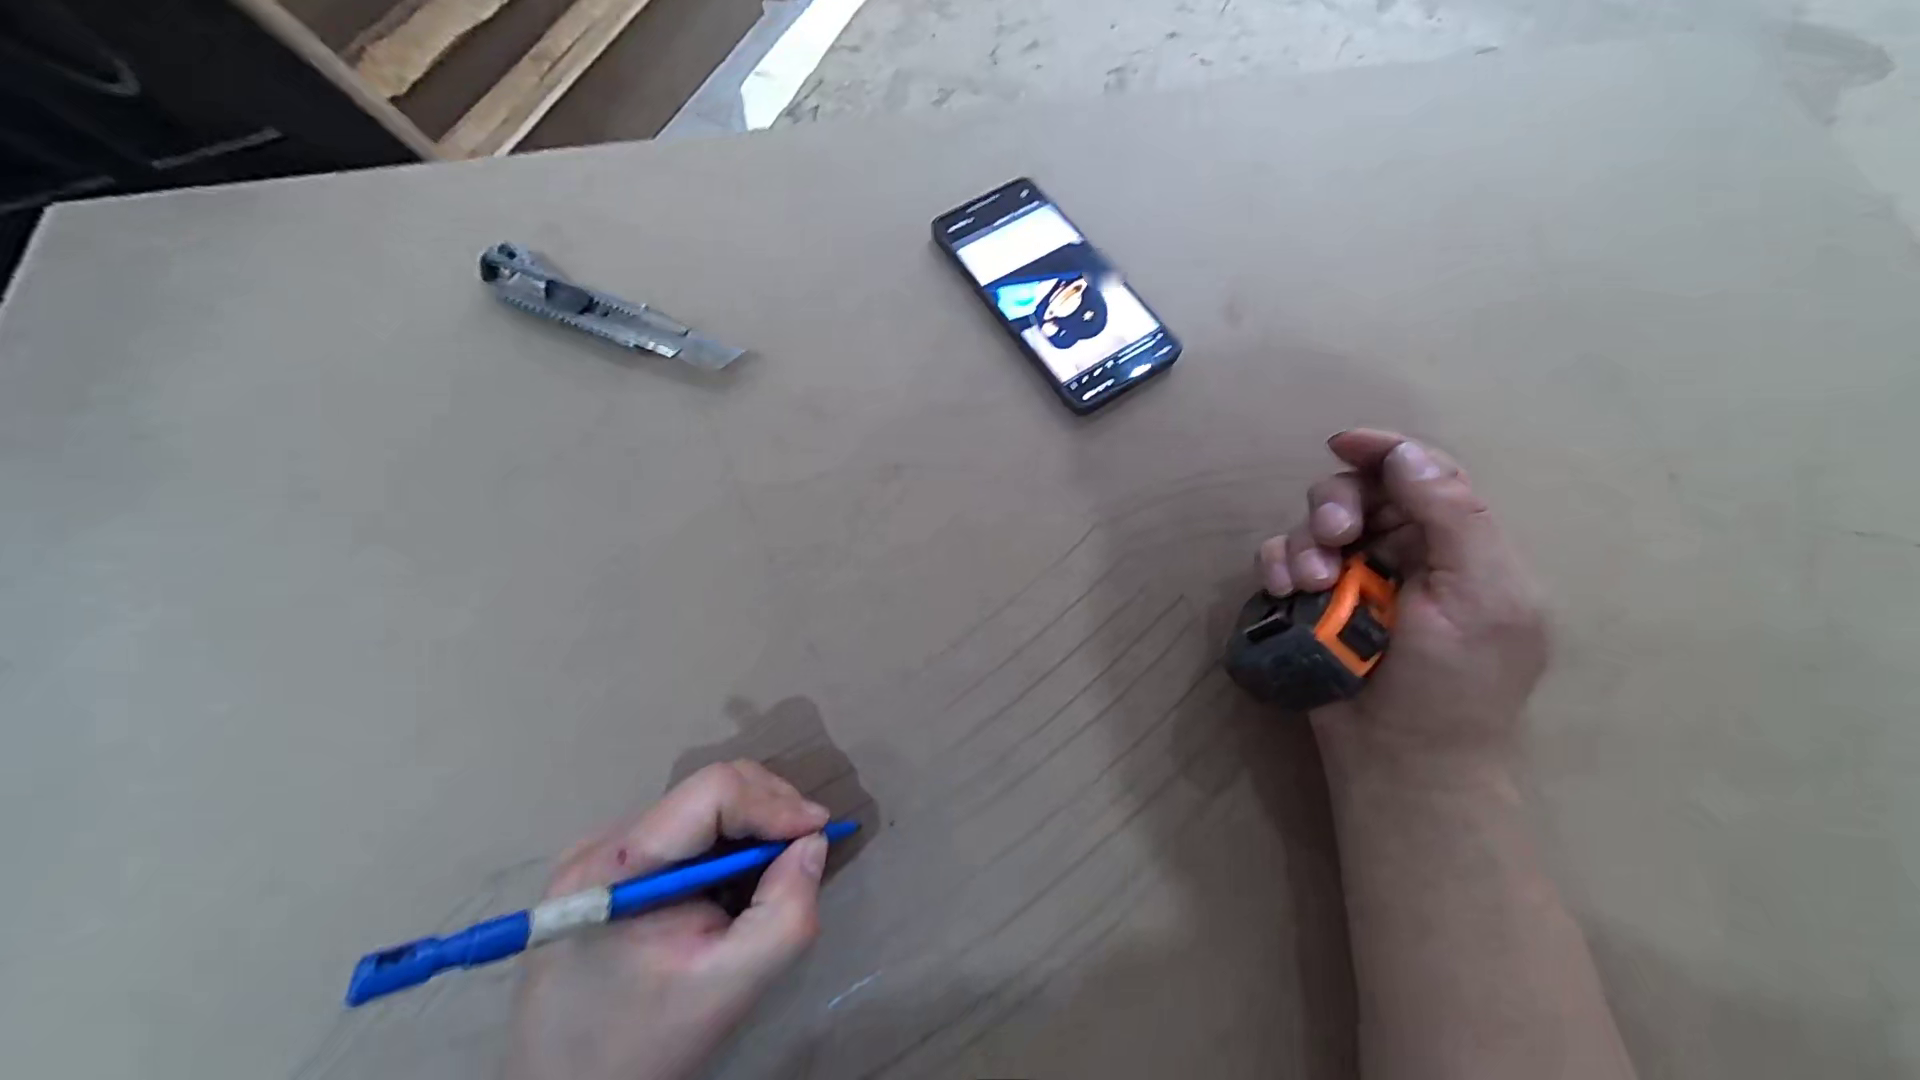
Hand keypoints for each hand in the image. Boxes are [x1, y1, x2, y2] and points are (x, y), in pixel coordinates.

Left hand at [505, 761, 831, 1079]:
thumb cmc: (644, 1045)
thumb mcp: (731, 988)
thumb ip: (786, 913)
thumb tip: (812, 844)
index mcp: (619, 865)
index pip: (712, 791)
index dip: (773, 802)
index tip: (818, 831)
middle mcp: (604, 841)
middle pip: (710, 789)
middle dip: (770, 808)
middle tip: (808, 844)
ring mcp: (603, 850)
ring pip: (703, 805)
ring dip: (754, 825)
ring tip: (776, 868)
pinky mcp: (613, 865)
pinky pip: (689, 829)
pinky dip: (730, 842)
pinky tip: (739, 882)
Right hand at [1257, 430, 1547, 777]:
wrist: (1401, 759)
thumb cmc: (1455, 684)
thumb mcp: (1481, 597)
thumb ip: (1452, 517)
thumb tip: (1405, 452)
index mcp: (1456, 545)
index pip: (1421, 475)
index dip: (1384, 451)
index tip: (1342, 443)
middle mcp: (1401, 553)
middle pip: (1357, 493)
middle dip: (1336, 506)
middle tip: (1335, 538)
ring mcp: (1349, 580)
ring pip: (1311, 526)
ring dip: (1303, 542)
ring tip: (1307, 583)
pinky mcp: (1307, 603)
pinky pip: (1280, 562)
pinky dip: (1275, 565)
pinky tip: (1283, 591)